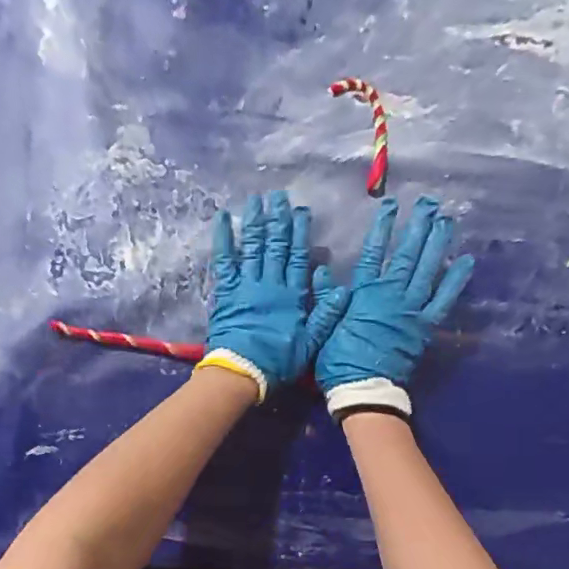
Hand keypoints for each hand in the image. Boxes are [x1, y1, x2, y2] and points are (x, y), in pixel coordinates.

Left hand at [201, 190, 350, 400]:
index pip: (298, 257)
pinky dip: (224, 238)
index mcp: (293, 295)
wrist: (243, 371)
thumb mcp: (311, 343)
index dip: (300, 233)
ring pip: (253, 246)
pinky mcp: (227, 292)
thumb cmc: (278, 361)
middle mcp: (271, 284)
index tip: (302, 212)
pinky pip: (225, 260)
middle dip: (278, 220)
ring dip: (256, 222)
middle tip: (278, 196)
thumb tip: (344, 289)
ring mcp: (247, 285)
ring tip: (257, 200)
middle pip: (276, 245)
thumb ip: (327, 316)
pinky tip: (224, 218)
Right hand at [315, 195, 475, 418]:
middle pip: (406, 255)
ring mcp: (411, 310)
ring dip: (437, 243)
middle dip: (418, 227)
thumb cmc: (338, 361)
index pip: (373, 254)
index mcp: (363, 295)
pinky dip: (455, 280)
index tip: (391, 206)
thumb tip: (321, 271)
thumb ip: (326, 299)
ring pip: (427, 269)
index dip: (382, 229)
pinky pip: (444, 299)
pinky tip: (464, 260)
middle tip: (429, 203)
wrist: (363, 389)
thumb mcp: (324, 329)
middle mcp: (390, 295)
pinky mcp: (425, 326)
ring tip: (447, 220)